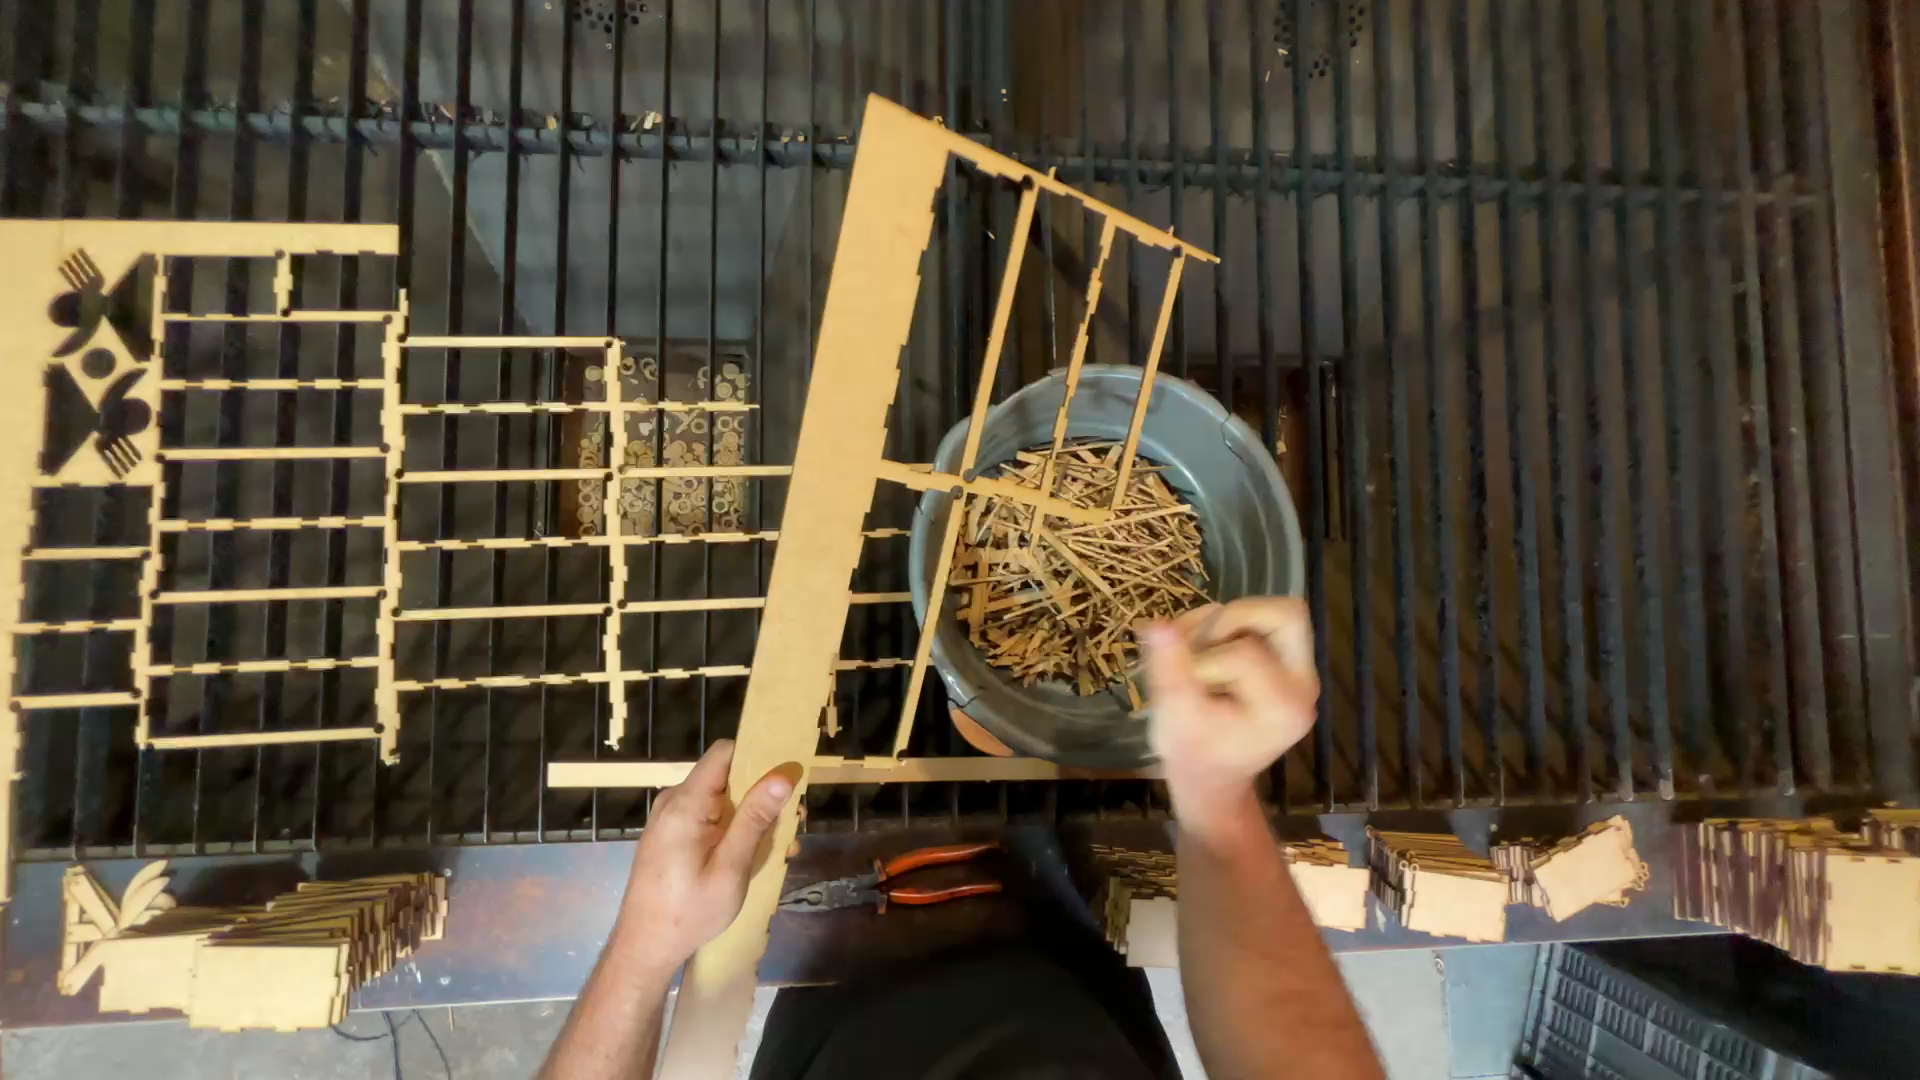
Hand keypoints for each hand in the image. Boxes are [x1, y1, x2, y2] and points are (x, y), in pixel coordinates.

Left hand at [615, 739, 796, 967]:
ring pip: (720, 798)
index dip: (757, 754)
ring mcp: (669, 818)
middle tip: (791, 821)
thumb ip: (755, 819)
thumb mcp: (730, 869)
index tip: (786, 774)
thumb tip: (783, 776)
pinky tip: (750, 855)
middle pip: (726, 775)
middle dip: (761, 793)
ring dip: (750, 815)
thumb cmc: (688, 913)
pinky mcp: (670, 835)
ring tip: (777, 847)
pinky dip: (732, 827)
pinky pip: (708, 815)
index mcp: (684, 804)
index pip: (725, 752)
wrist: (643, 951)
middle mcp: (673, 802)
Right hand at [1143, 597, 1318, 829]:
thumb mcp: (1174, 716)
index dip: (1204, 662)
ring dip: (1222, 622)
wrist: (1210, 779)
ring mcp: (1296, 671)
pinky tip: (1196, 652)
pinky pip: (1256, 619)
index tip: (1187, 689)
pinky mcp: (1279, 662)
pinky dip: (1221, 625)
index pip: (1245, 653)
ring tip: (1192, 652)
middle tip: (1202, 642)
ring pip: (1269, 612)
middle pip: (1285, 614)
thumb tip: (1158, 623)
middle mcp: (1302, 684)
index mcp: (1283, 705)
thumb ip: (1169, 668)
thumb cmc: (1193, 756)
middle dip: (1232, 618)